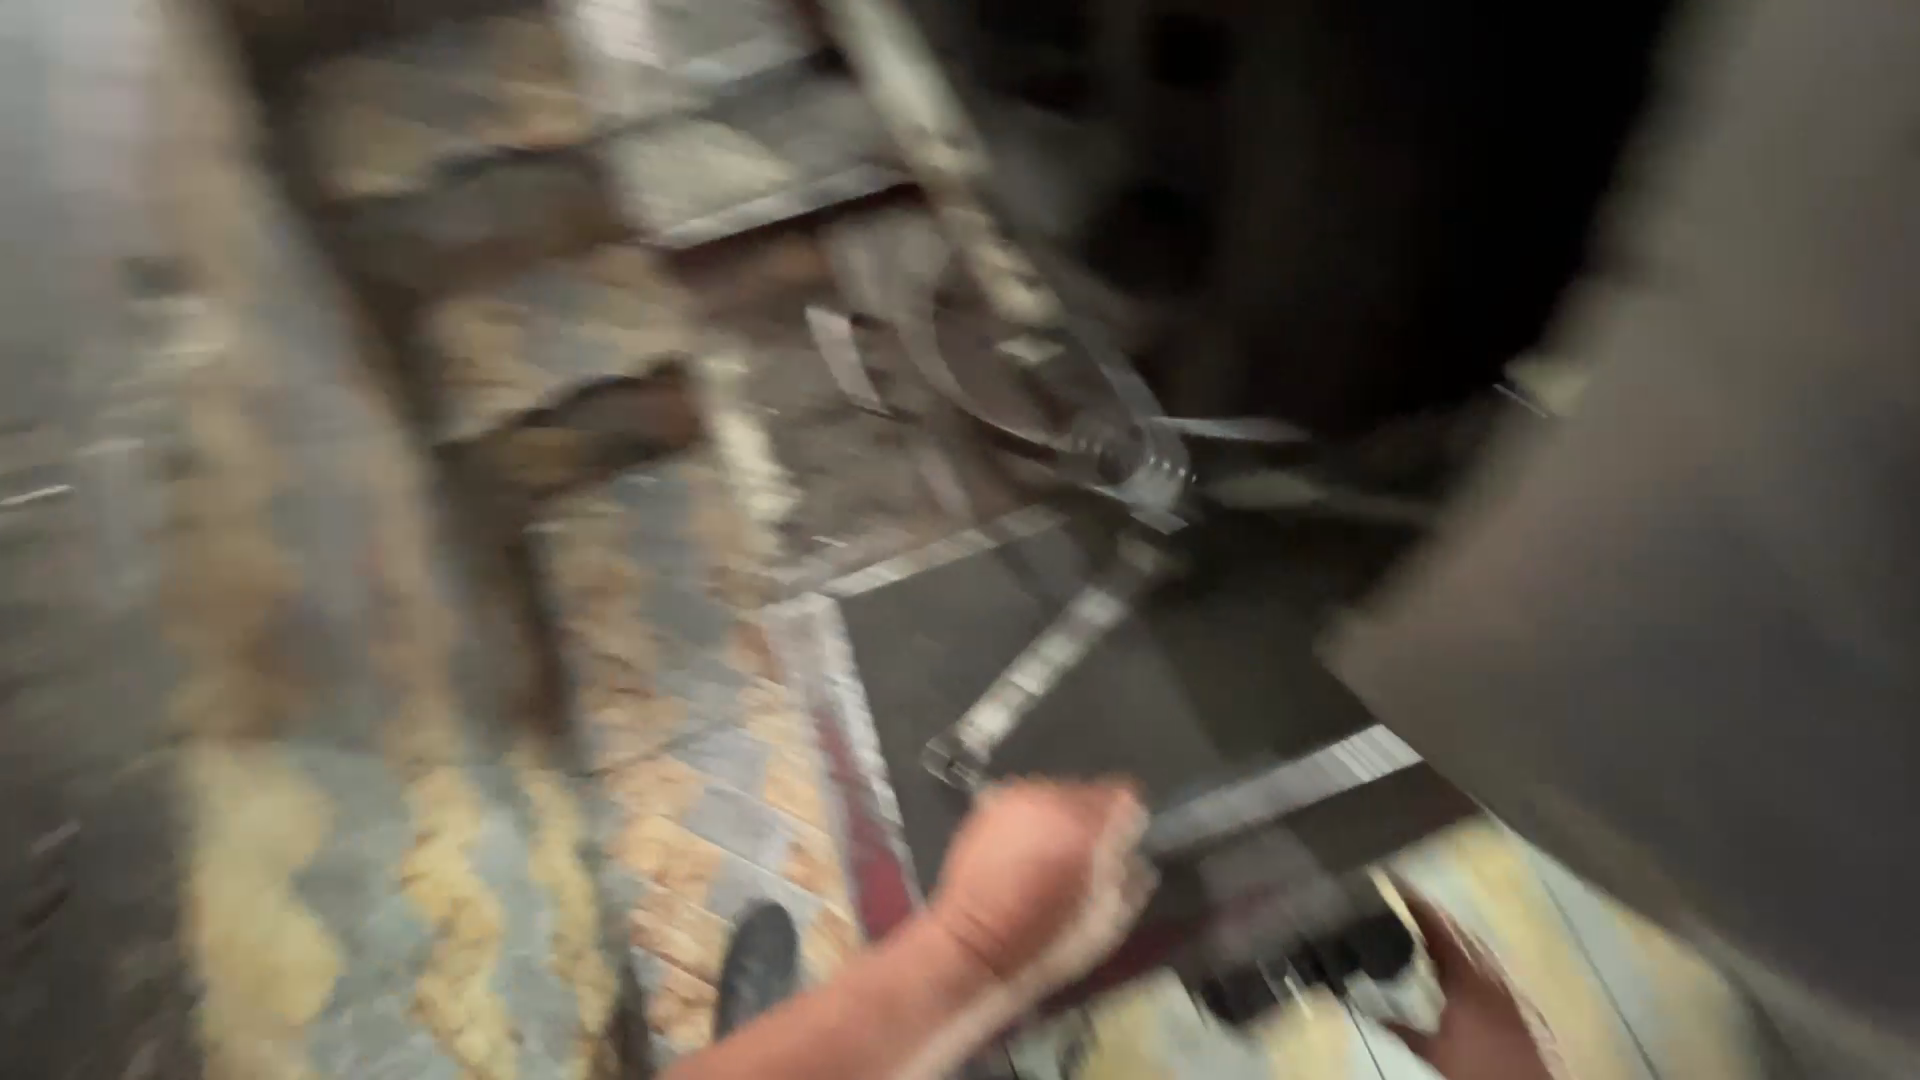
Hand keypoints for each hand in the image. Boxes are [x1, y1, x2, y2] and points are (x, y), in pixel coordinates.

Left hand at [929, 780, 1154, 986]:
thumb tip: (1135, 853)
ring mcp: (1015, 797)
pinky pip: (1027, 801)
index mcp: (1083, 826)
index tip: (1126, 838)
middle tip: (1086, 856)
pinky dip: (1034, 819)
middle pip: (1089, 791)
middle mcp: (1048, 799)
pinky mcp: (990, 804)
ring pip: (1057, 792)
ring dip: (1063, 816)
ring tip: (1054, 854)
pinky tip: (1027, 849)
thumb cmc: (1040, 942)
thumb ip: (1128, 874)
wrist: (971, 942)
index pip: (1123, 794)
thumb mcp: (1103, 920)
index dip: (1128, 819)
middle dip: (1094, 819)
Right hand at [1383, 890, 1564, 1079]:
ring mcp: (1511, 995)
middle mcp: (1491, 980)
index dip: (1417, 905)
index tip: (1396, 885)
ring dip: (1455, 936)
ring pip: (1479, 951)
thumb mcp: (1433, 1053)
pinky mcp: (1523, 1011)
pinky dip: (1472, 958)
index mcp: (1467, 981)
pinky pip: (1492, 969)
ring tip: (1432, 930)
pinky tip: (1462, 969)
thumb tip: (1366, 1010)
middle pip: (1462, 935)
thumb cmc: (1480, 1072)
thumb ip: (1400, 1028)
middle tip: (1410, 903)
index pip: (1439, 930)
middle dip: (1436, 917)